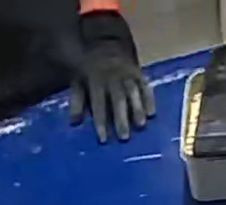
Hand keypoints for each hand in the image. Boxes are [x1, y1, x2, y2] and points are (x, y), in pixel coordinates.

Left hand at [69, 12, 152, 142]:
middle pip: (118, 99)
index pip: (98, 103)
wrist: (106, 44)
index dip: (100, 122)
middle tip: (124, 138)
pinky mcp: (138, 73)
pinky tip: (151, 113)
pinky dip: (149, 99)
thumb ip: (76, 102)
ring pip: (133, 92)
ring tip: (140, 125)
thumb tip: (74, 122)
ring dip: (137, 109)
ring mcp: (128, 74)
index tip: (103, 140)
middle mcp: (114, 77)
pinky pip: (145, 86)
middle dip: (121, 118)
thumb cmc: (90, 72)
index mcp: (96, 80)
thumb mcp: (78, 82)